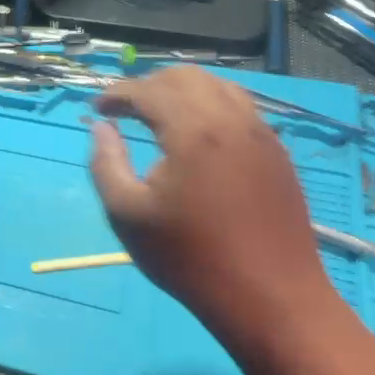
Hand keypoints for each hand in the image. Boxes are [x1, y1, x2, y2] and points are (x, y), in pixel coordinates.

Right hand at [89, 67, 332, 332]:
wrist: (269, 297)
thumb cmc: (188, 257)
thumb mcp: (126, 214)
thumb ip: (106, 163)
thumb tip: (101, 128)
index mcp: (193, 131)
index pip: (148, 90)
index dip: (117, 93)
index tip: (97, 108)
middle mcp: (232, 120)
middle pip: (187, 77)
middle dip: (150, 84)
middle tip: (125, 107)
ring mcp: (262, 135)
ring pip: (219, 87)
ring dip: (183, 91)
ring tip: (159, 116)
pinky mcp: (277, 154)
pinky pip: (241, 109)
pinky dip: (211, 107)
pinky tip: (198, 136)